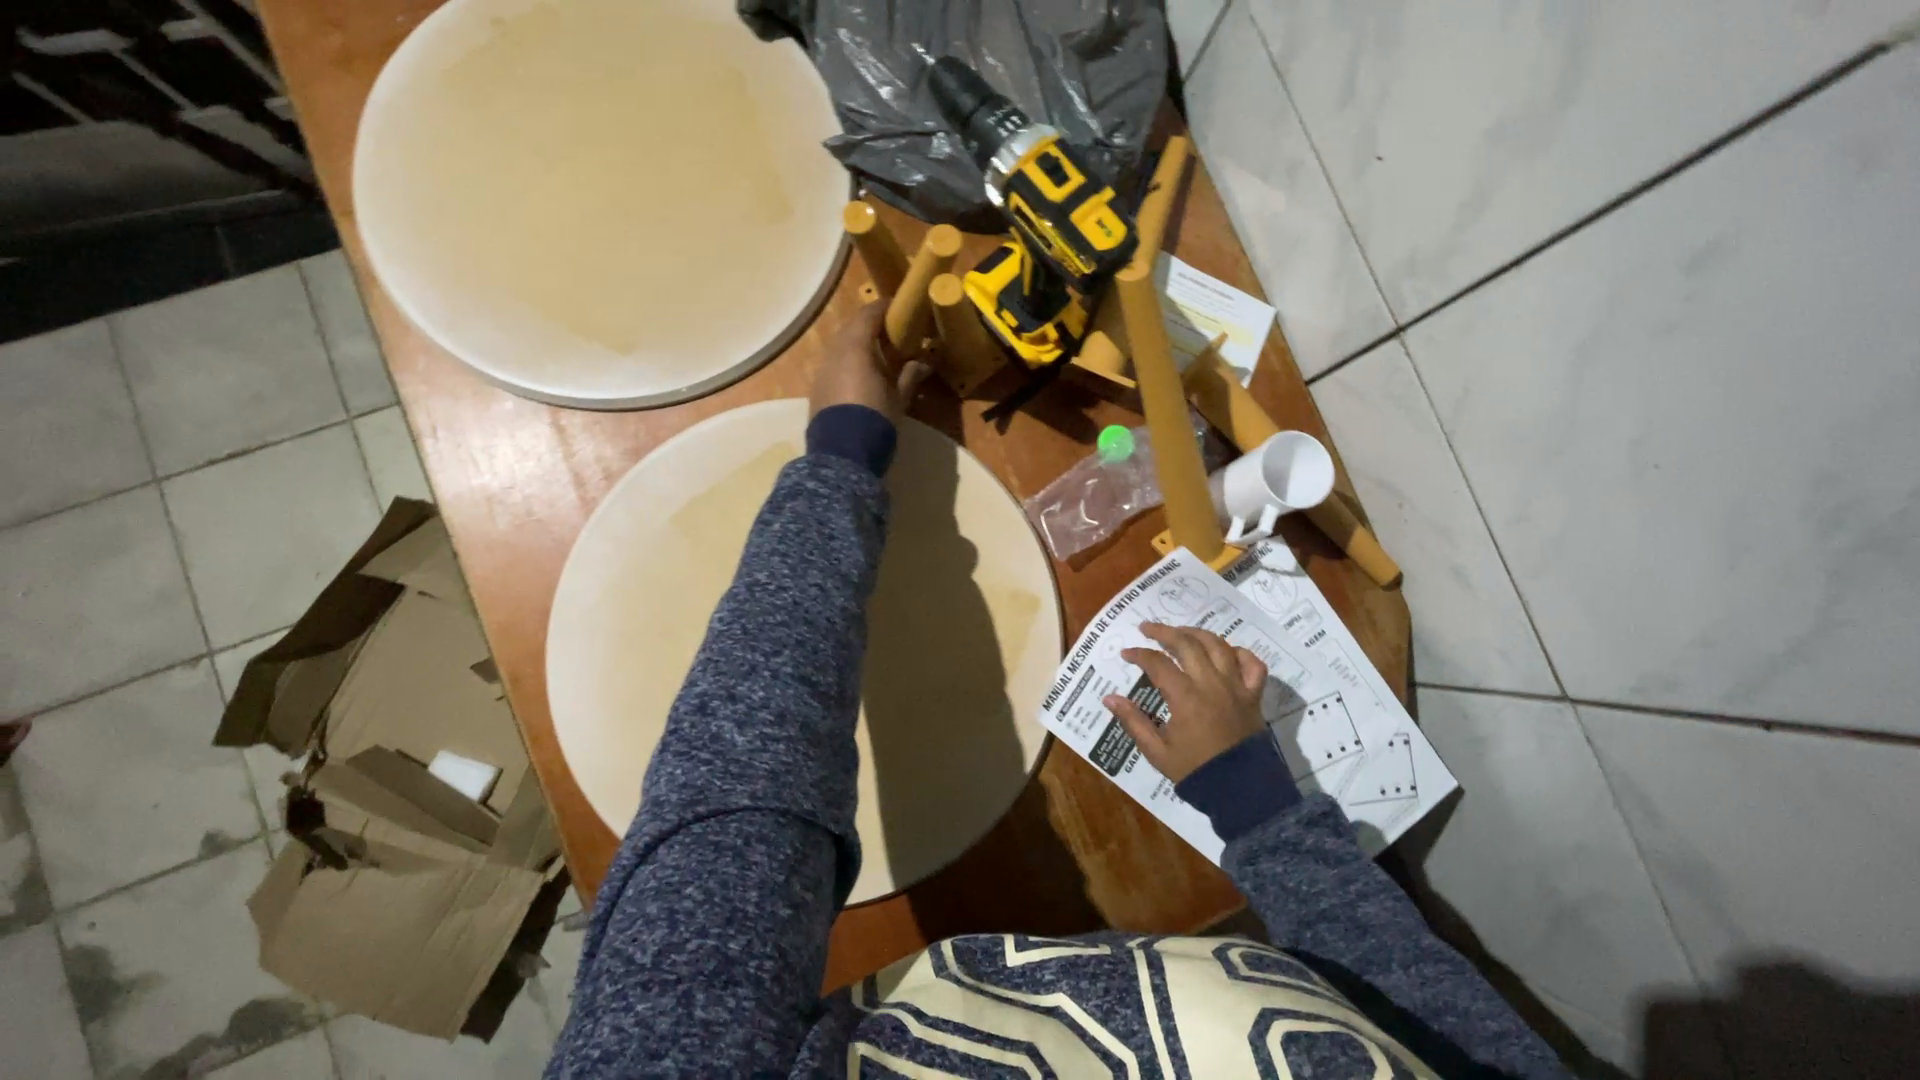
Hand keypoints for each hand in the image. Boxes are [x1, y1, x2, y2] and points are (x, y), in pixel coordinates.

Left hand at [809, 303, 931, 423]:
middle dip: (870, 327)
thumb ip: (910, 375)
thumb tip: (924, 362)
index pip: (869, 314)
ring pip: (840, 347)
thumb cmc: (876, 419)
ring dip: (857, 346)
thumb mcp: (899, 398)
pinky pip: (833, 366)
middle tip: (890, 333)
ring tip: (876, 356)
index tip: (899, 308)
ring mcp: (822, 370)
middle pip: (851, 328)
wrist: (842, 454)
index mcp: (855, 346)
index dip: (884, 308)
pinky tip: (859, 378)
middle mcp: (834, 352)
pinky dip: (847, 364)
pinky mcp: (816, 389)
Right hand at [1102, 623, 1267, 782]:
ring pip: (1218, 645)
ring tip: (1181, 632)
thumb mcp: (1156, 751)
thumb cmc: (1195, 770)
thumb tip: (1109, 698)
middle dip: (1164, 631)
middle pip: (1187, 643)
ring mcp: (1236, 686)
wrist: (1241, 790)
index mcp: (1185, 697)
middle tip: (1147, 628)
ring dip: (1197, 634)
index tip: (1126, 654)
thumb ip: (1133, 721)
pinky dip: (1240, 653)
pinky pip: (1253, 664)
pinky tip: (1226, 652)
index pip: (1158, 663)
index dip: (1139, 654)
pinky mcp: (1254, 695)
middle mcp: (1211, 683)